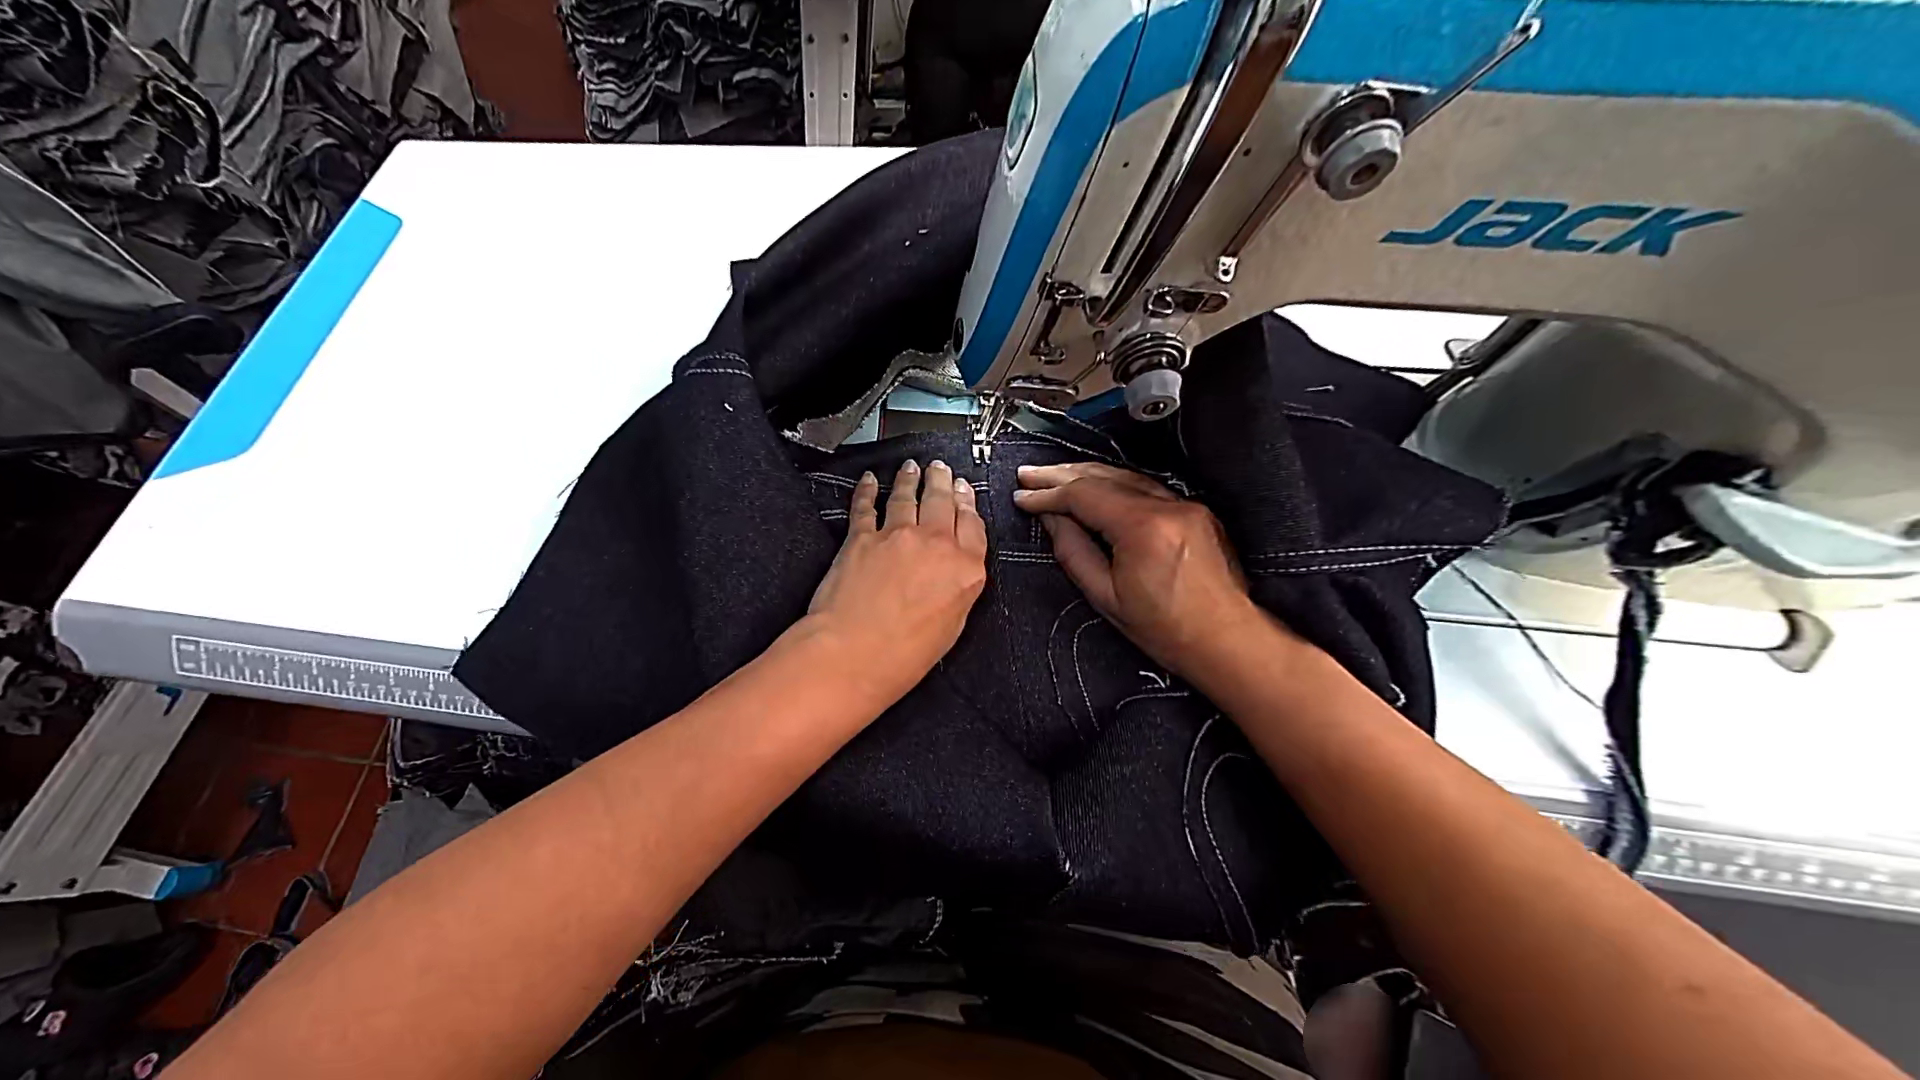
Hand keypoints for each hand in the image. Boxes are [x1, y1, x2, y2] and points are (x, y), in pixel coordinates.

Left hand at [805, 459, 988, 703]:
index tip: (965, 491)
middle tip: (940, 469)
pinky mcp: (862, 537)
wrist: (854, 653)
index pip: (972, 525)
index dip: (968, 503)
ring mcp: (897, 536)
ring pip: (907, 495)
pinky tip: (870, 480)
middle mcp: (935, 544)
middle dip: (942, 480)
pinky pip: (866, 505)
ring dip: (910, 478)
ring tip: (912, 467)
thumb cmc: (901, 654)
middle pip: (942, 501)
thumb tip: (955, 576)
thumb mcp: (952, 628)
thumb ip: (959, 592)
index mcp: (965, 569)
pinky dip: (867, 489)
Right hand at [1013, 462, 1290, 677]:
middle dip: (1061, 474)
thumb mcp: (1106, 597)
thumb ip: (1073, 551)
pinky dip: (1115, 484)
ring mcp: (1186, 506)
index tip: (1025, 496)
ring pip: (1125, 476)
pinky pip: (1146, 487)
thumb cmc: (1171, 630)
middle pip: (1103, 476)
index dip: (1048, 494)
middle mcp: (1169, 508)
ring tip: (1056, 477)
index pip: (1083, 495)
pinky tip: (1097, 487)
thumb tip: (1053, 520)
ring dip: (1087, 475)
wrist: (1227, 641)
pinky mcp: (1195, 511)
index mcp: (1144, 529)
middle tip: (1030, 476)